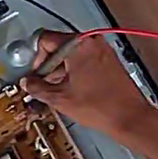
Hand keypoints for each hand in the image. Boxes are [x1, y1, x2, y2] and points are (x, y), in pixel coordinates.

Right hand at [20, 29, 157, 143]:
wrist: (129, 118)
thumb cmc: (101, 107)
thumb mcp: (59, 98)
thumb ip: (37, 87)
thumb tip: (28, 83)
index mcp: (78, 45)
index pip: (45, 40)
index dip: (36, 59)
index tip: (36, 73)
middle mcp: (92, 41)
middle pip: (59, 45)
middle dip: (49, 65)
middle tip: (43, 82)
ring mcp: (103, 50)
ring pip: (72, 52)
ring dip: (61, 68)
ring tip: (58, 88)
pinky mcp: (109, 60)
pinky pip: (85, 58)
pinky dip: (76, 70)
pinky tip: (73, 88)